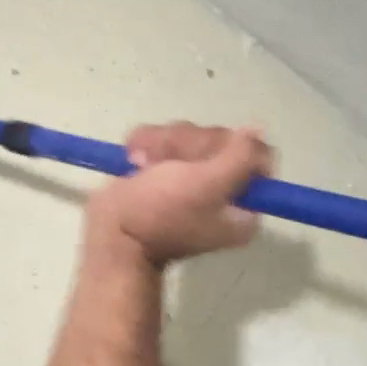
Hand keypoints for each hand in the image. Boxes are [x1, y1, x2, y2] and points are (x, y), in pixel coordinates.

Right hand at [90, 122, 269, 264]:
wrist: (109, 235)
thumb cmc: (158, 216)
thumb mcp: (207, 186)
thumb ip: (241, 158)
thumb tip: (257, 130)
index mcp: (241, 206)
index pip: (257, 155)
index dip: (230, 147)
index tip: (206, 159)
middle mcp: (221, 194)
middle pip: (221, 141)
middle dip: (188, 145)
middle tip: (166, 164)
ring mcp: (190, 182)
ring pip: (190, 137)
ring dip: (162, 143)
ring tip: (142, 163)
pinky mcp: (163, 174)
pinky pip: (165, 141)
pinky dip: (147, 144)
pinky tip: (135, 159)